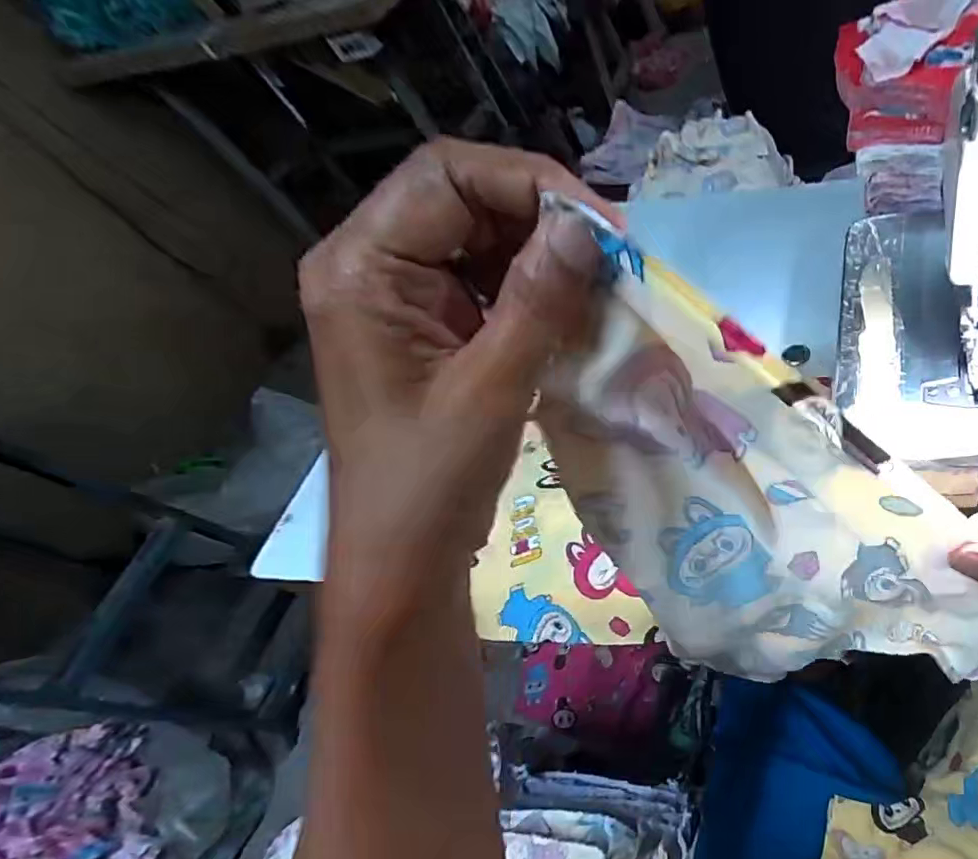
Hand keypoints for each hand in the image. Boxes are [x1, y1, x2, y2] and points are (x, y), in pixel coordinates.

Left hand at [300, 140, 617, 628]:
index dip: (530, 185)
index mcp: (363, 268)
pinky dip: (535, 300)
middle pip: (464, 205)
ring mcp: (403, 305)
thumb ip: (537, 301)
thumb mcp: (490, 389)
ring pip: (482, 249)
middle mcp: (374, 270)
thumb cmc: (431, 483)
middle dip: (543, 225)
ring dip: (545, 263)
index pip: (445, 176)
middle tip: (615, 262)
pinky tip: (576, 320)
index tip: (605, 229)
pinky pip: (488, 294)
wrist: (403, 563)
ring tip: (605, 290)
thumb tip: (586, 229)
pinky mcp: (431, 338)